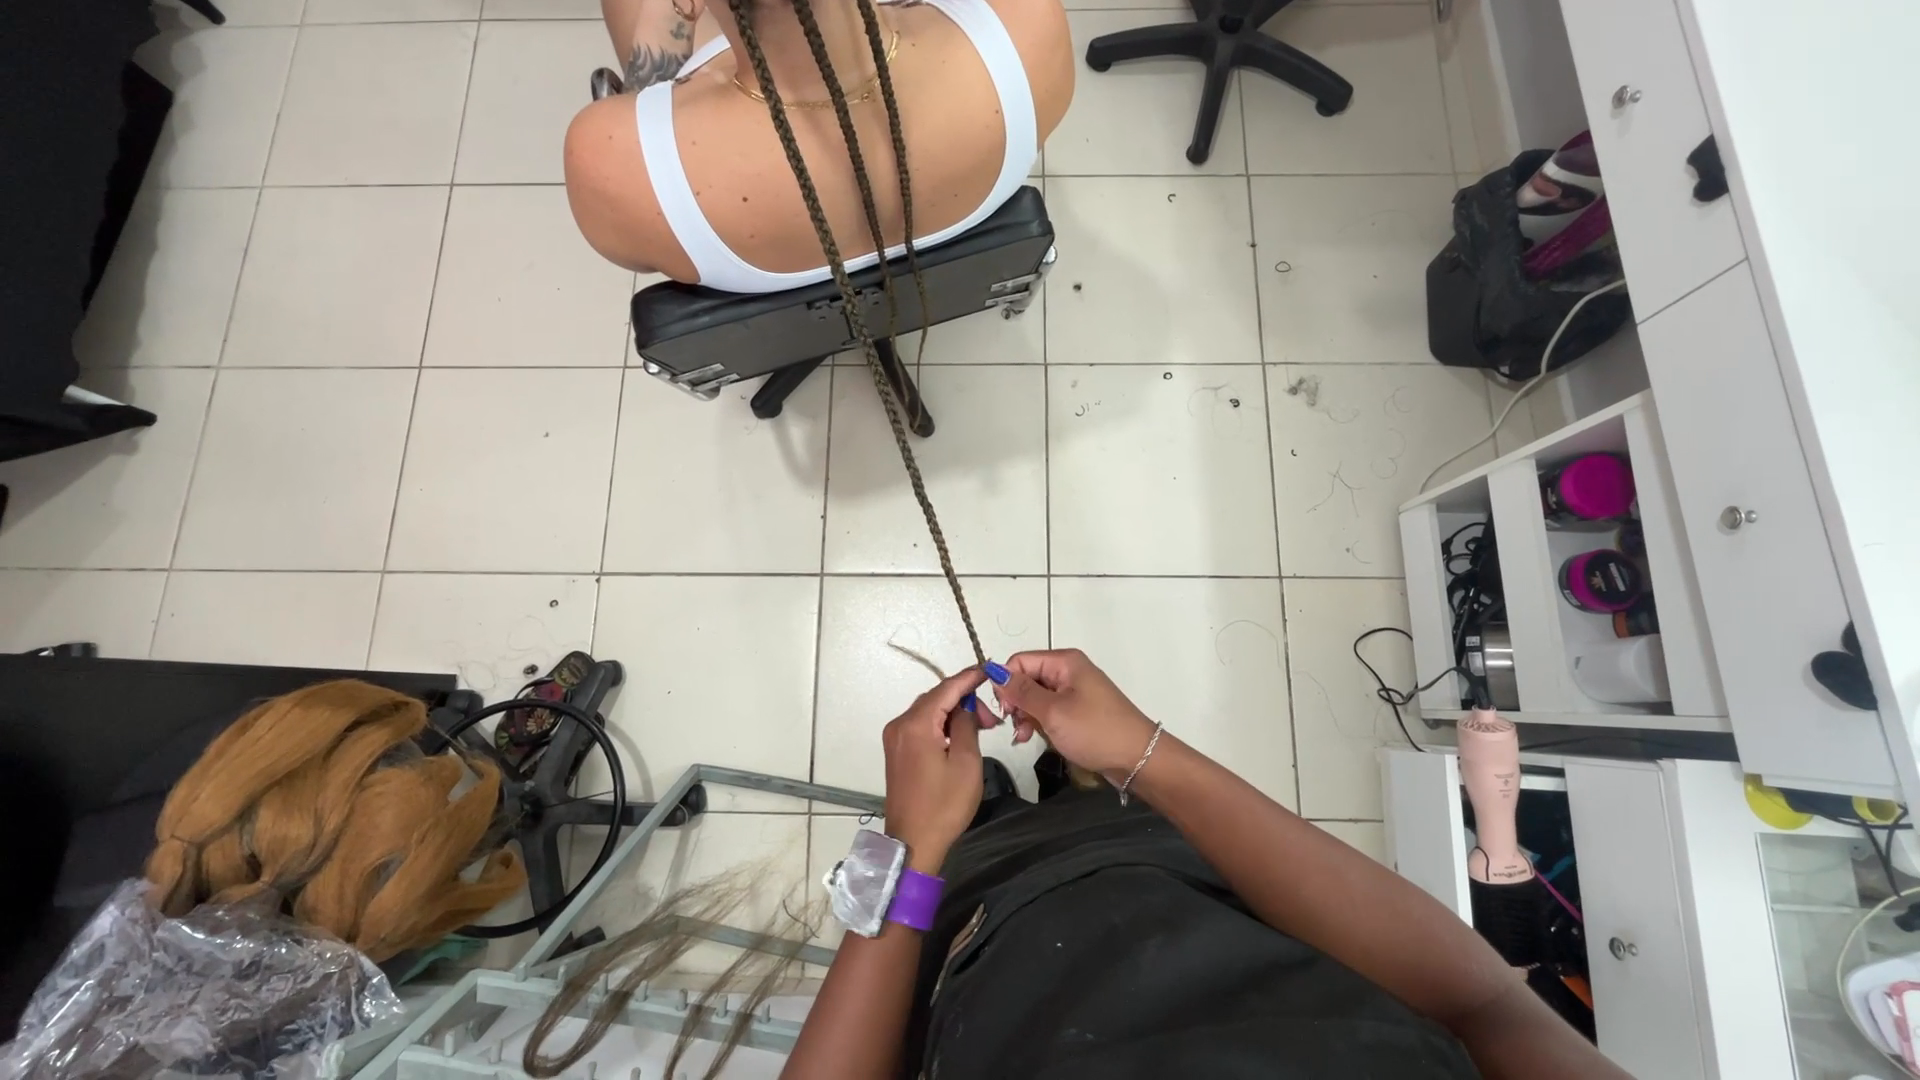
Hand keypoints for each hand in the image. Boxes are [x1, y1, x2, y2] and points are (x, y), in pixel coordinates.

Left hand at [882, 668, 991, 873]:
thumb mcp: (966, 762)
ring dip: (954, 715)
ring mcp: (895, 739)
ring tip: (982, 728)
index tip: (990, 670)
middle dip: (965, 701)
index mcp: (915, 724)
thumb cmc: (944, 805)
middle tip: (992, 720)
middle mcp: (899, 725)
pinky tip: (961, 736)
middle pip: (936, 699)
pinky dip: (942, 725)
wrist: (914, 843)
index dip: (969, 677)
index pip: (946, 689)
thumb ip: (967, 725)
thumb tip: (966, 705)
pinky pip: (921, 727)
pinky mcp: (896, 752)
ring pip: (929, 713)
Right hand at [992, 649, 1156, 777]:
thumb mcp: (1053, 712)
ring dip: (1025, 715)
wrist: (1137, 758)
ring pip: (1035, 696)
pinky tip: (1032, 737)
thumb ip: (1021, 692)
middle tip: (1014, 725)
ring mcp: (1074, 691)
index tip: (1004, 709)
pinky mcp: (1077, 710)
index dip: (1005, 682)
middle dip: (1015, 701)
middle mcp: (1068, 671)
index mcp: (1064, 662)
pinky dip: (1038, 722)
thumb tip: (994, 672)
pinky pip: (1049, 710)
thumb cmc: (1095, 731)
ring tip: (1024, 736)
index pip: (1019, 661)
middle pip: (1026, 678)